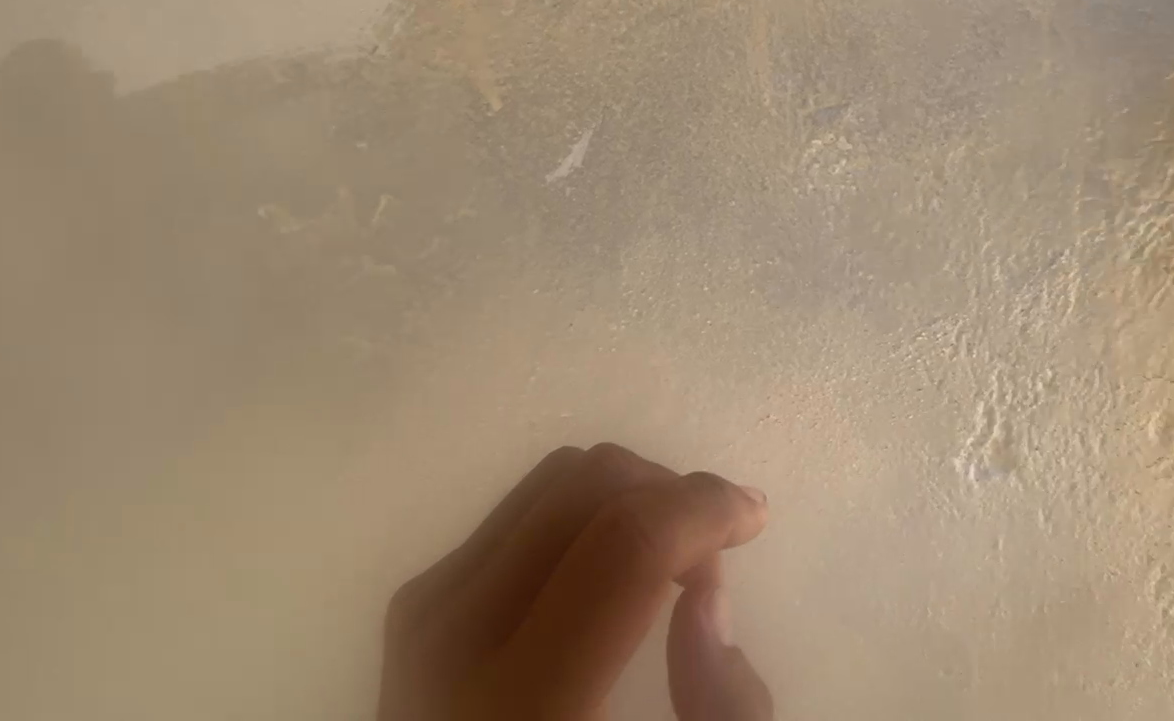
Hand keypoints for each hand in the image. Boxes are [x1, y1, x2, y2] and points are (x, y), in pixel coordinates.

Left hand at [378, 444, 772, 720]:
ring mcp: (430, 606)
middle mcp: (459, 635)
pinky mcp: (420, 593)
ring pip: (559, 475)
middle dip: (674, 496)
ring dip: (634, 495)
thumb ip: (720, 708)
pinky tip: (605, 568)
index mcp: (524, 703)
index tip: (753, 517)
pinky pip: (525, 503)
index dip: (705, 509)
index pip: (626, 545)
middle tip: (708, 562)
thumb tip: (707, 592)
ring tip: (662, 559)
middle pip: (593, 484)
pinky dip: (588, 511)